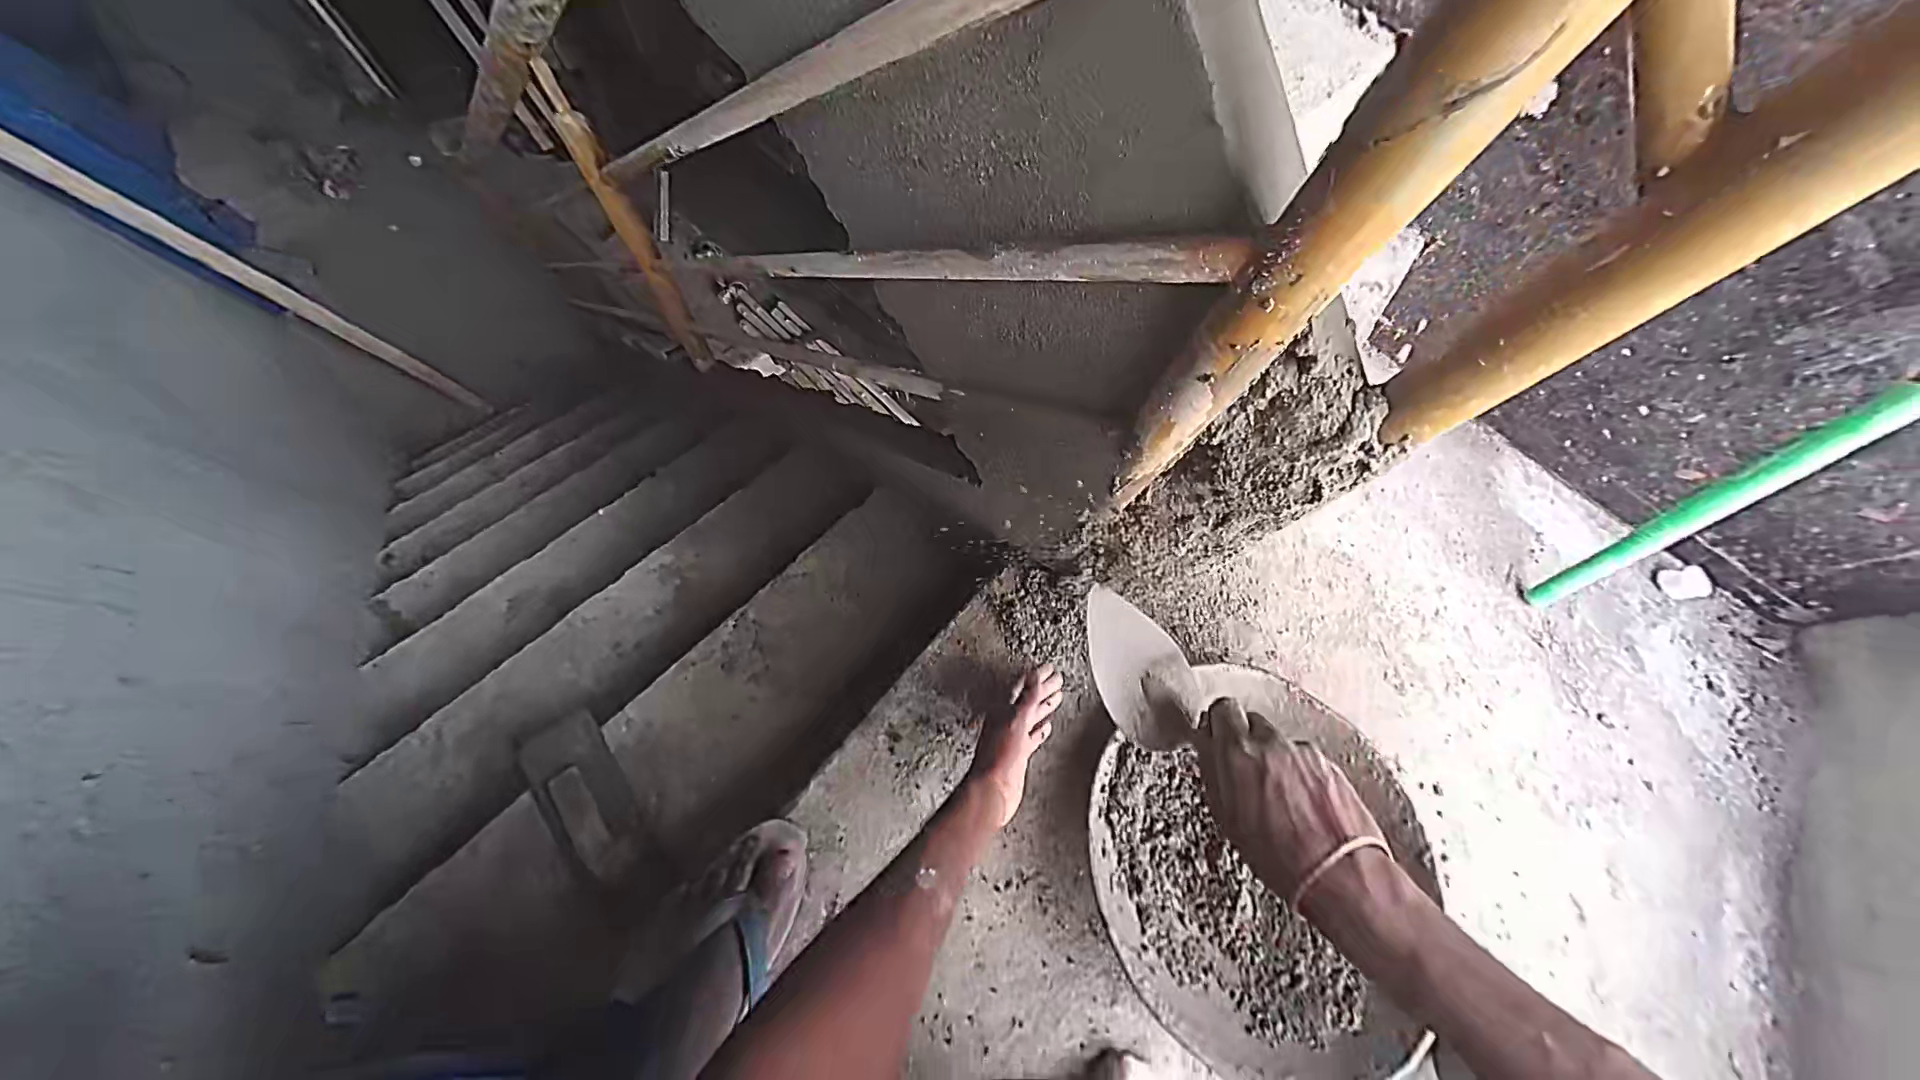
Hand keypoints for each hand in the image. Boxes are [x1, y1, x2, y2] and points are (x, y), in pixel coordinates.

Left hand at [966, 664, 1062, 829]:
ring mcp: (1013, 738)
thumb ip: (1028, 698)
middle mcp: (1007, 721)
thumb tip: (1035, 675)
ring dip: (1043, 707)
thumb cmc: (999, 758)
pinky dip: (1040, 730)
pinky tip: (1046, 728)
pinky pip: (1032, 737)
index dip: (1037, 676)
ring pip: (1031, 717)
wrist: (994, 790)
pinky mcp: (1019, 754)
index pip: (1023, 687)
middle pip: (1028, 700)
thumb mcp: (1017, 721)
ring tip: (1056, 696)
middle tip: (1057, 679)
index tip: (1049, 669)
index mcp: (1004, 710)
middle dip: (1042, 689)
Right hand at [1193, 697, 1385, 904]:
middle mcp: (1272, 744)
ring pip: (1280, 743)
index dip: (1218, 724)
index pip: (1222, 710)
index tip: (1217, 739)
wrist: (1341, 876)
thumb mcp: (1227, 817)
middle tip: (1245, 770)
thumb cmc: (1282, 857)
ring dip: (1275, 759)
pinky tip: (1301, 804)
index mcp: (1238, 752)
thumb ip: (1214, 772)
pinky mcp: (1331, 766)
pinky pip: (1306, 759)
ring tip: (1278, 797)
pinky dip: (1301, 774)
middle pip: (1252, 722)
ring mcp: (1305, 753)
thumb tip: (1208, 752)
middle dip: (1246, 741)